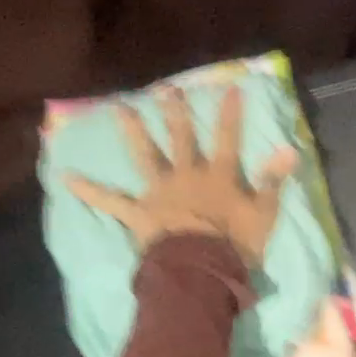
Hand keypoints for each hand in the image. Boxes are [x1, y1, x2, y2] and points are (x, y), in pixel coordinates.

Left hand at [66, 84, 298, 265]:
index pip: (228, 138)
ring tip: (119, 109)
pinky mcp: (140, 213)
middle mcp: (187, 175)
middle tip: (167, 90)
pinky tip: (66, 179)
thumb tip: (290, 149)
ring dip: (132, 132)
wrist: (201, 268)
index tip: (230, 87)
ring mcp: (160, 192)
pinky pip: (111, 201)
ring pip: (145, 156)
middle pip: (181, 138)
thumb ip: (273, 181)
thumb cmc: (235, 244)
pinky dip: (89, 191)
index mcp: (219, 176)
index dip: (230, 114)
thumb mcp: (264, 214)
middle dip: (175, 113)